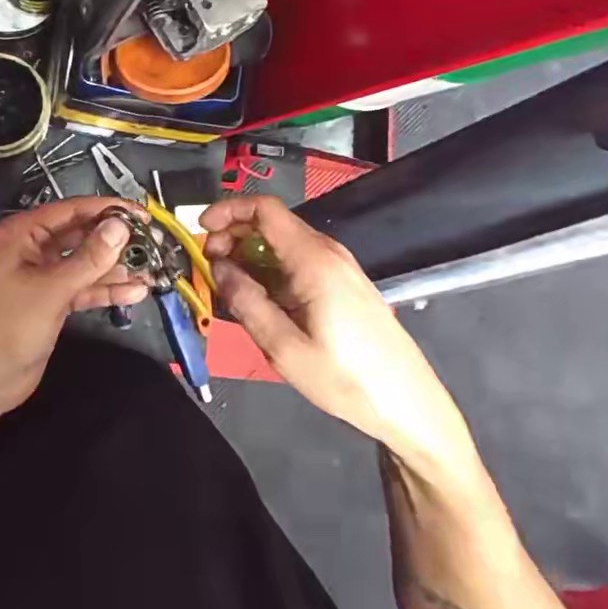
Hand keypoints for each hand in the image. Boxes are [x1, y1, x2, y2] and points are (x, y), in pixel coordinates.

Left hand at [0, 197, 147, 440]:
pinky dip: (108, 290)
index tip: (144, 216)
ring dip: (118, 268)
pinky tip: (137, 293)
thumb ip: (89, 258)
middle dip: (118, 240)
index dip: (110, 209)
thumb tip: (121, 225)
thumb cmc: (3, 328)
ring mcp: (44, 277)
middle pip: (84, 235)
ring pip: (88, 263)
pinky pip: (86, 288)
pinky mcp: (53, 303)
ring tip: (153, 270)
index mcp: (25, 234)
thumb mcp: (50, 290)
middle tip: (154, 244)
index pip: (74, 209)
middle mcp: (35, 249)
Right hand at [203, 196, 475, 470]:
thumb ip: (247, 303)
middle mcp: (328, 252)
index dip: (228, 210)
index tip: (201, 229)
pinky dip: (270, 270)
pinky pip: (298, 262)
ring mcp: (338, 265)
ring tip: (228, 289)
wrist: (406, 399)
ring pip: (283, 244)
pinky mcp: (342, 282)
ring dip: (250, 256)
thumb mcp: (284, 348)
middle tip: (210, 267)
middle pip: (272, 223)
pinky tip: (258, 300)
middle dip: (233, 236)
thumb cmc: (347, 378)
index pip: (265, 209)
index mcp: (314, 259)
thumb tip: (218, 269)